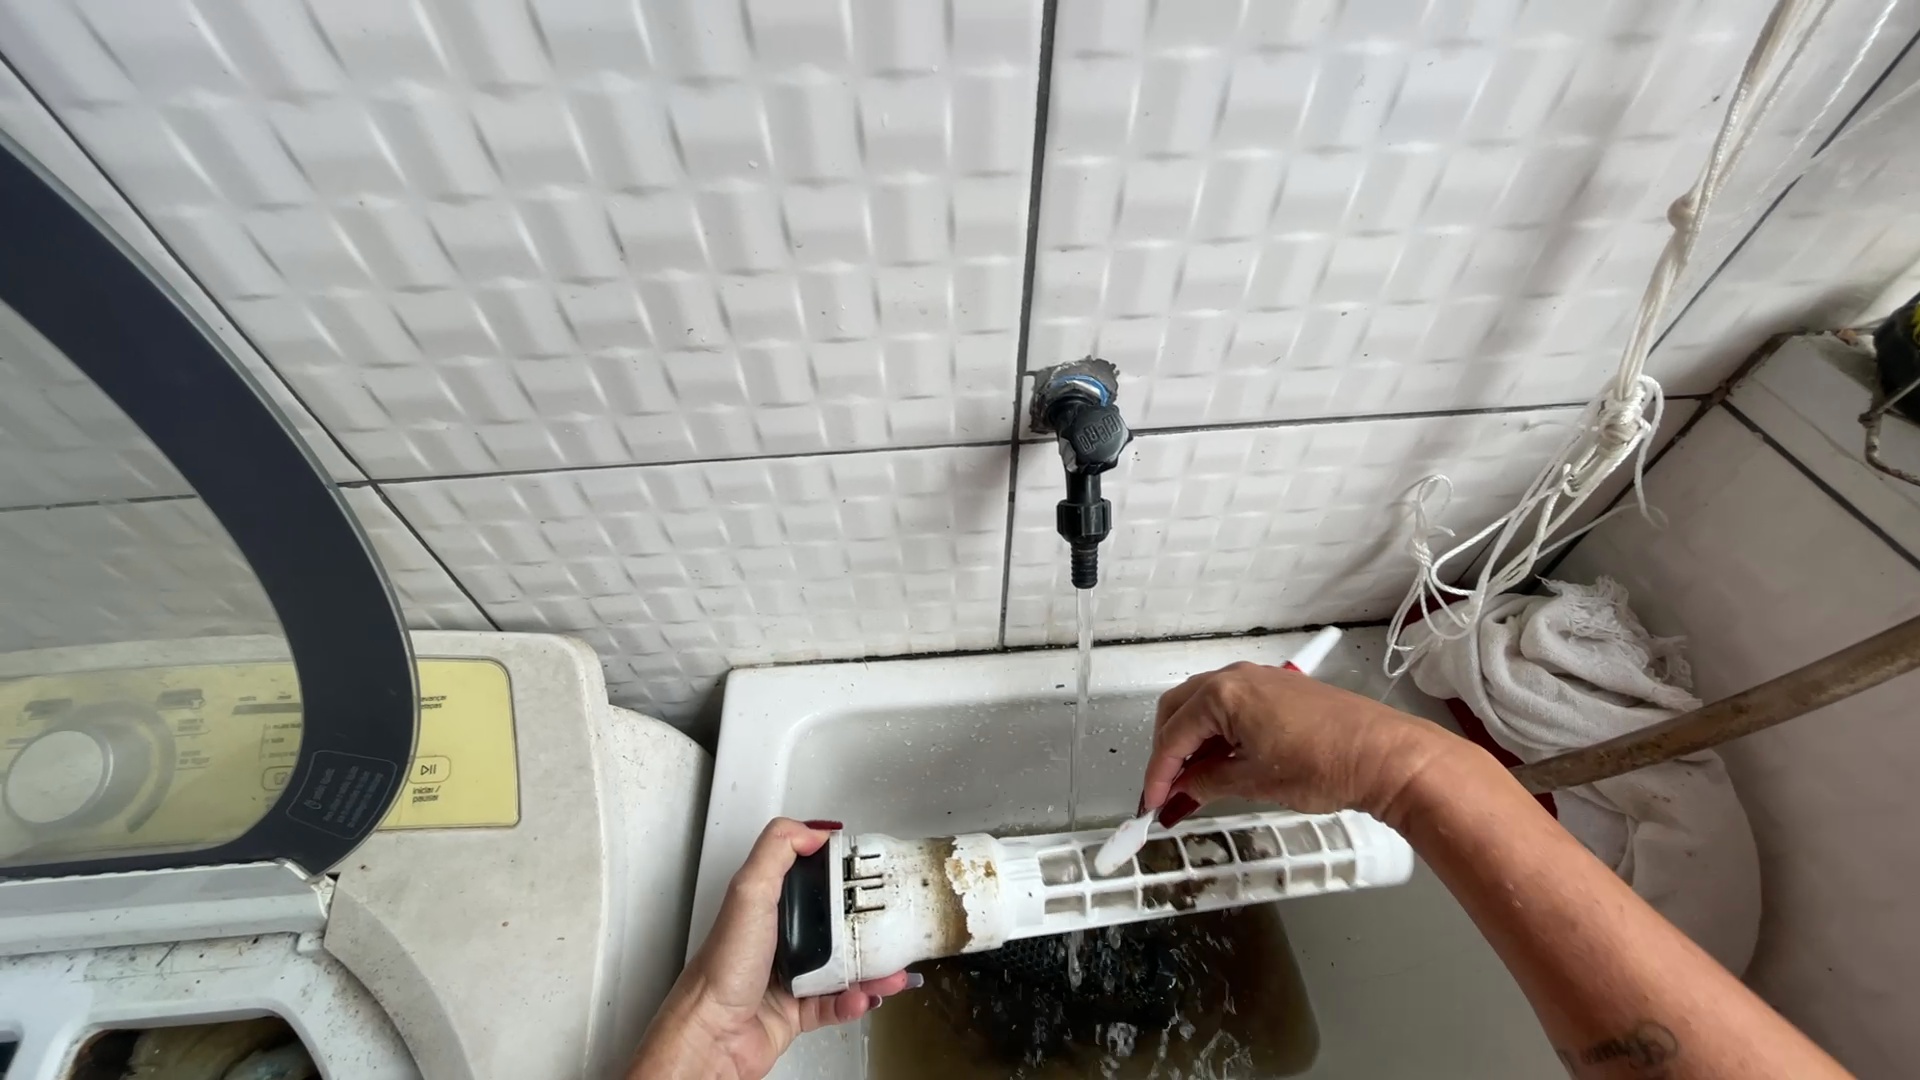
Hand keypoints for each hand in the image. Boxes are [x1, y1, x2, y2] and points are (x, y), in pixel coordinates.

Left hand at [629, 818, 912, 1079]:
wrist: (710, 1039)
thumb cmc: (720, 969)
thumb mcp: (748, 890)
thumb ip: (778, 848)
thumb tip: (815, 829)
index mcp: (770, 901)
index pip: (813, 873)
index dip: (841, 869)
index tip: (869, 869)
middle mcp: (781, 934)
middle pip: (836, 920)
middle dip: (867, 923)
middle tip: (891, 922)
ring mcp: (791, 973)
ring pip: (844, 964)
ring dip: (871, 967)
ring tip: (890, 968)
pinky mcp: (798, 1010)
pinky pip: (838, 1002)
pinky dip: (855, 1000)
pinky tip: (864, 995)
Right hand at [1141, 662, 1469, 825]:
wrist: (1389, 755)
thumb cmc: (1322, 767)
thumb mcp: (1257, 782)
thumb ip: (1208, 782)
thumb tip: (1182, 788)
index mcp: (1222, 695)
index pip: (1173, 736)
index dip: (1158, 773)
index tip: (1150, 804)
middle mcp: (1233, 677)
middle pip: (1178, 709)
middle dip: (1167, 748)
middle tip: (1168, 786)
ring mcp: (1257, 678)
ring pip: (1202, 703)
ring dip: (1191, 738)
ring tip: (1194, 776)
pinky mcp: (1277, 687)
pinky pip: (1229, 703)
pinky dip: (1215, 730)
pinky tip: (1223, 758)